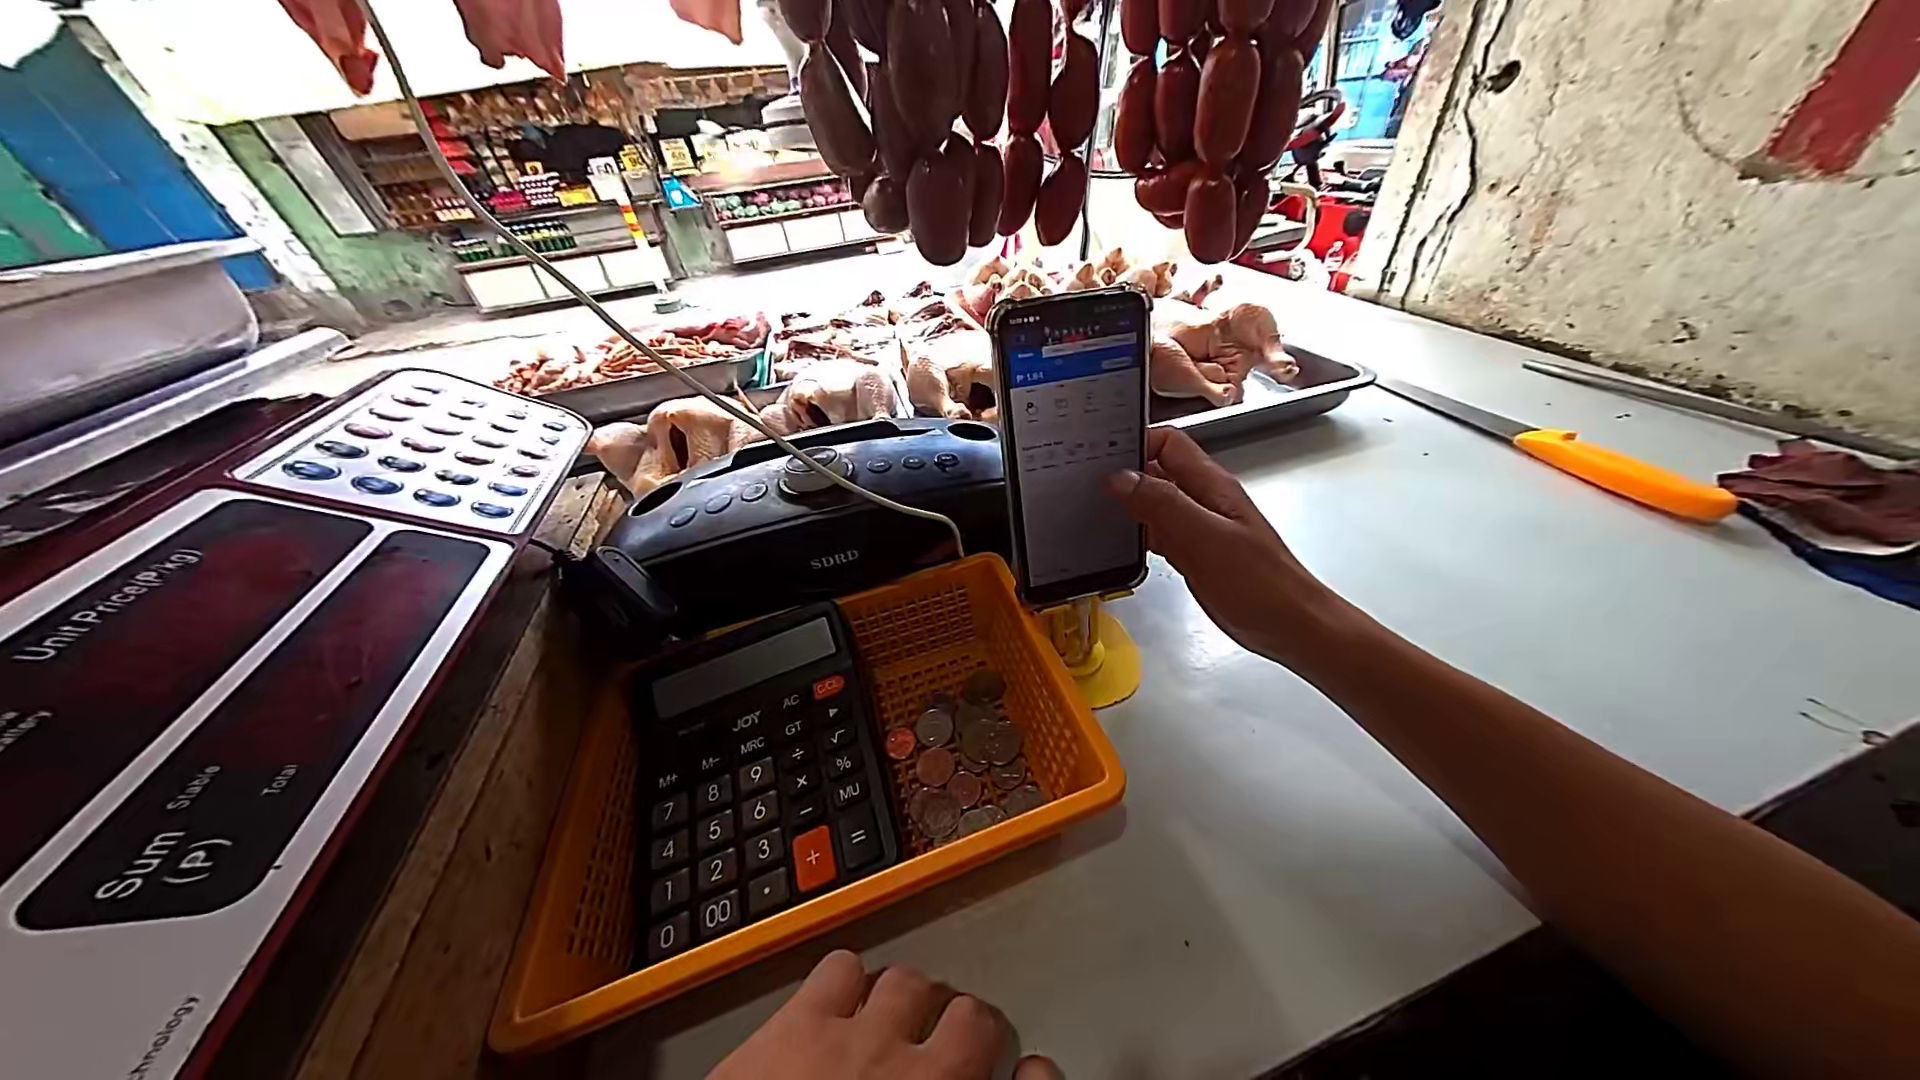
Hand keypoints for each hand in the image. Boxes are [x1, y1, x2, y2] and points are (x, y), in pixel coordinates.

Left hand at [709, 951, 1062, 1079]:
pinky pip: (843, 968)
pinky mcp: (802, 1023)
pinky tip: (835, 1008)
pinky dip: (844, 984)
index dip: (1035, 1079)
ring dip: (905, 1003)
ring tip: (888, 1023)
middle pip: (974, 1020)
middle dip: (967, 1030)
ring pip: (909, 984)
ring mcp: (862, 1045)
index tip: (1029, 1073)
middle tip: (944, 1047)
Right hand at [1107, 428, 1346, 666]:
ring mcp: (1196, 528)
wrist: (1289, 627)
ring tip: (1092, 510)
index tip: (1102, 457)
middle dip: (1123, 473)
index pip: (1168, 443)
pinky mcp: (1190, 553)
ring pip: (1152, 503)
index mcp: (1210, 485)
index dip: (1136, 442)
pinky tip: (1117, 544)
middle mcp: (1201, 500)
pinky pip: (1156, 534)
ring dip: (1126, 504)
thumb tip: (1119, 478)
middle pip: (1156, 471)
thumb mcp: (1206, 538)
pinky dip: (1135, 535)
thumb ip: (1162, 504)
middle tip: (1085, 483)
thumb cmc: (1260, 582)